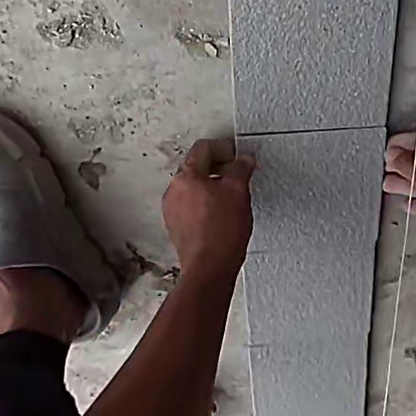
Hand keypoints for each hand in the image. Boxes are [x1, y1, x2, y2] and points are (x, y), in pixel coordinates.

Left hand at [163, 139, 254, 283]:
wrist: (210, 268)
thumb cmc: (221, 232)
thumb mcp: (239, 190)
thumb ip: (241, 168)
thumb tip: (243, 160)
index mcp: (186, 177)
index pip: (202, 148)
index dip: (224, 148)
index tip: (236, 155)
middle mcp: (174, 192)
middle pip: (196, 166)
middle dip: (218, 166)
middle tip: (237, 172)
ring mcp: (173, 211)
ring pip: (193, 187)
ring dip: (212, 185)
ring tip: (232, 194)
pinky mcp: (177, 228)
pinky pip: (191, 205)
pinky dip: (206, 203)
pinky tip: (222, 213)